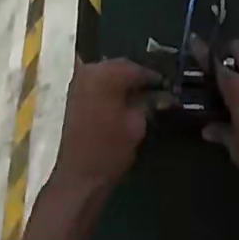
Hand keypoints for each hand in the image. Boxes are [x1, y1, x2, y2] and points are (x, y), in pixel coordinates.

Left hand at [51, 58, 158, 189]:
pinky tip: (120, 97)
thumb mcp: (136, 125)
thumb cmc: (111, 149)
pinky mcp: (73, 92)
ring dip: (120, 80)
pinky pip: (95, 80)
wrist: (80, 174)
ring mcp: (78, 80)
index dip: (151, 76)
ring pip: (105, 71)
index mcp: (106, 75)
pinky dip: (108, 85)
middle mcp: (89, 70)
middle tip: (153, 88)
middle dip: (135, 76)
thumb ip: (147, 103)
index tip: (164, 84)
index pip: (134, 68)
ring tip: (138, 93)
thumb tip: (159, 95)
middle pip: (118, 65)